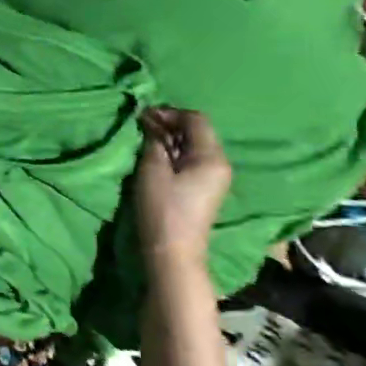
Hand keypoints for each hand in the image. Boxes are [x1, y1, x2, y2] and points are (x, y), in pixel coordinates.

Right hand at [135, 107, 231, 267]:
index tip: (144, 115)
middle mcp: (221, 163)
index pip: (196, 120)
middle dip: (172, 124)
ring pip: (196, 145)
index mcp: (213, 157)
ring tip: (148, 139)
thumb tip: (151, 121)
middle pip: (199, 131)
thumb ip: (154, 141)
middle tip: (144, 124)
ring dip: (173, 137)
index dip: (170, 113)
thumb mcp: (153, 170)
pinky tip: (158, 156)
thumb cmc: (163, 208)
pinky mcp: (206, 188)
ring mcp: (215, 177)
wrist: (173, 252)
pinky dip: (176, 152)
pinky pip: (194, 159)